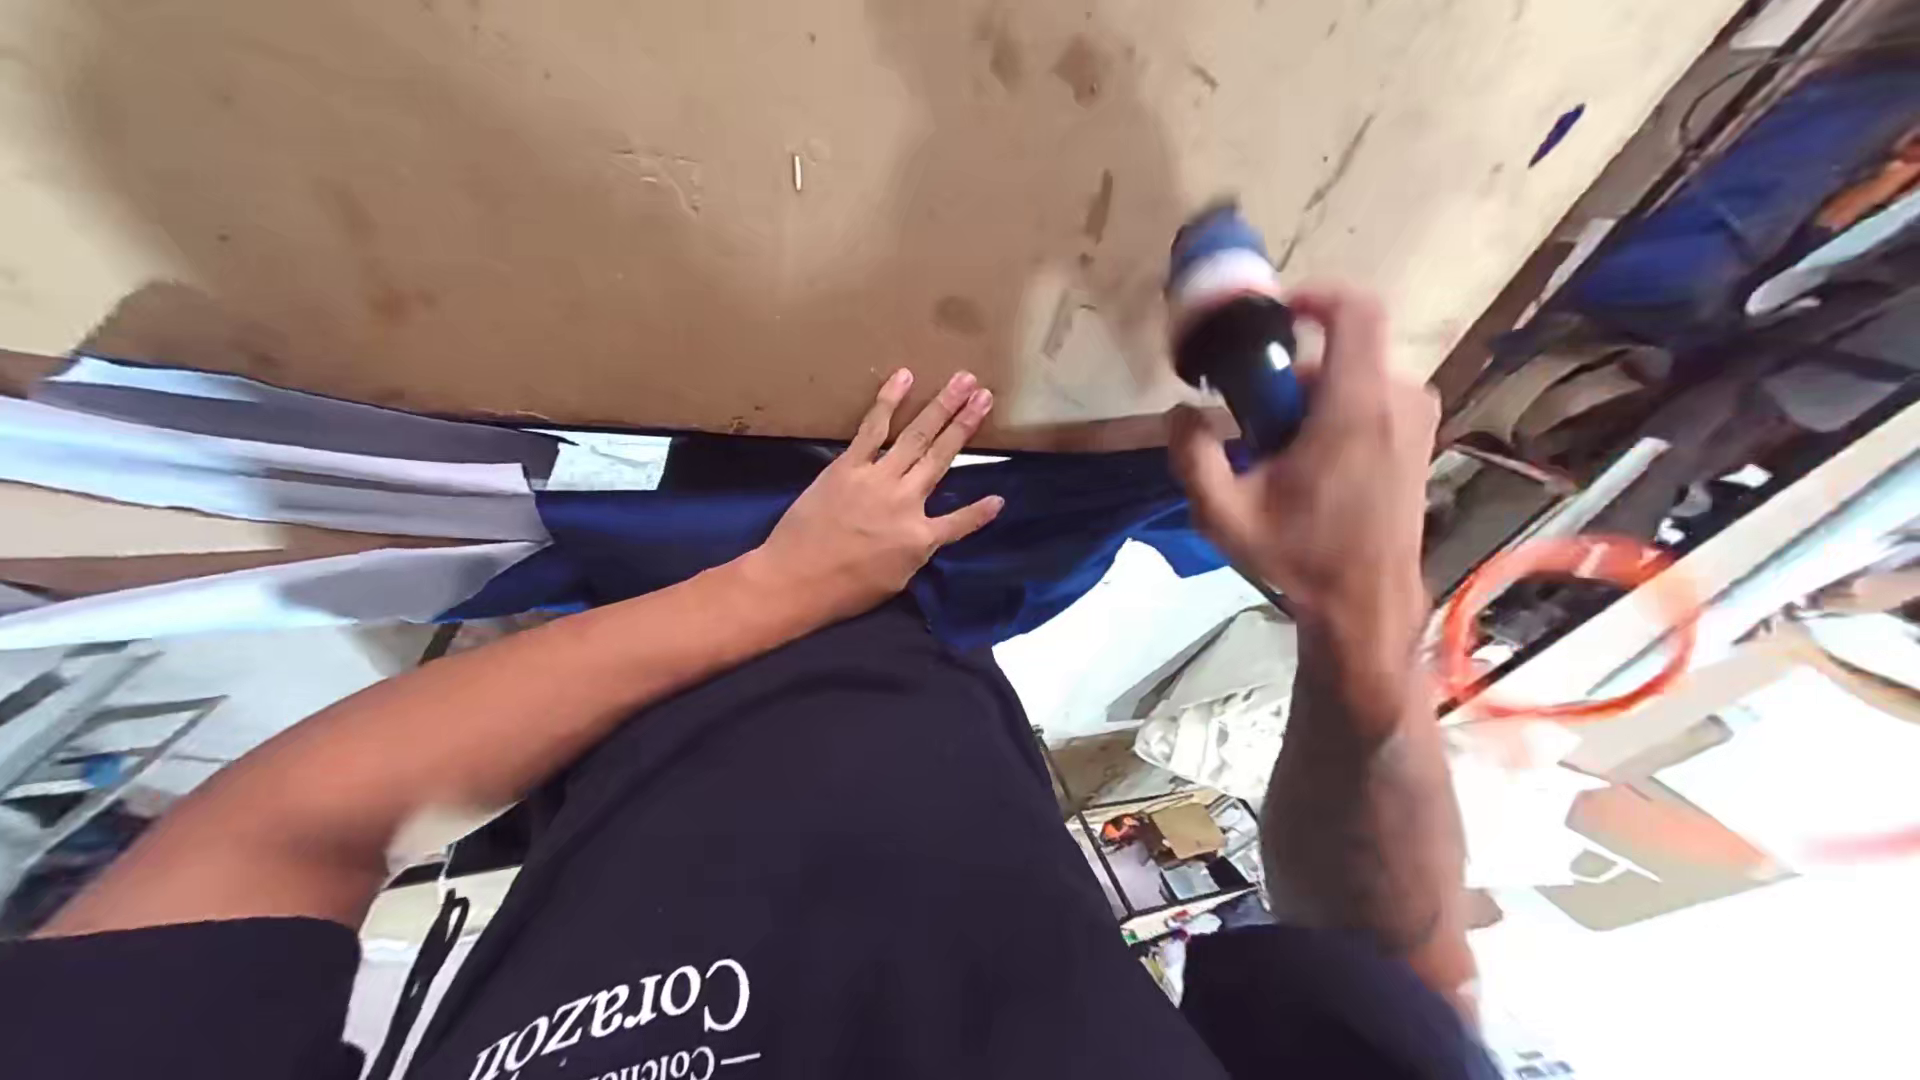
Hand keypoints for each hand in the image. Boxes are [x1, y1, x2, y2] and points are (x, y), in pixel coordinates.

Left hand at [751, 369, 1003, 621]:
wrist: (795, 579)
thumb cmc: (844, 591)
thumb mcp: (894, 581)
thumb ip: (915, 553)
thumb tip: (923, 536)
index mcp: (921, 538)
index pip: (960, 522)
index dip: (981, 512)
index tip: (998, 499)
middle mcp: (906, 501)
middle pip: (942, 457)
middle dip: (966, 424)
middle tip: (986, 394)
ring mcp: (877, 478)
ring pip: (916, 436)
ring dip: (941, 406)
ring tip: (962, 381)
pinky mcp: (847, 466)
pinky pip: (873, 429)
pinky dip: (889, 401)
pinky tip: (904, 377)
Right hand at [1169, 286, 1437, 629]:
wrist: (1365, 602)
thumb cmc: (1298, 554)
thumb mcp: (1223, 514)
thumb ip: (1192, 457)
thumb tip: (1178, 415)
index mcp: (1354, 408)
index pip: (1355, 312)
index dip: (1314, 296)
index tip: (1273, 315)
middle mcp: (1397, 401)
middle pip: (1337, 355)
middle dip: (1286, 378)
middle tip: (1251, 427)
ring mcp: (1415, 421)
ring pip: (1351, 379)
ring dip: (1306, 400)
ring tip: (1277, 454)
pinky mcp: (1417, 441)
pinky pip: (1370, 401)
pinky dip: (1332, 414)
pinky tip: (1309, 465)